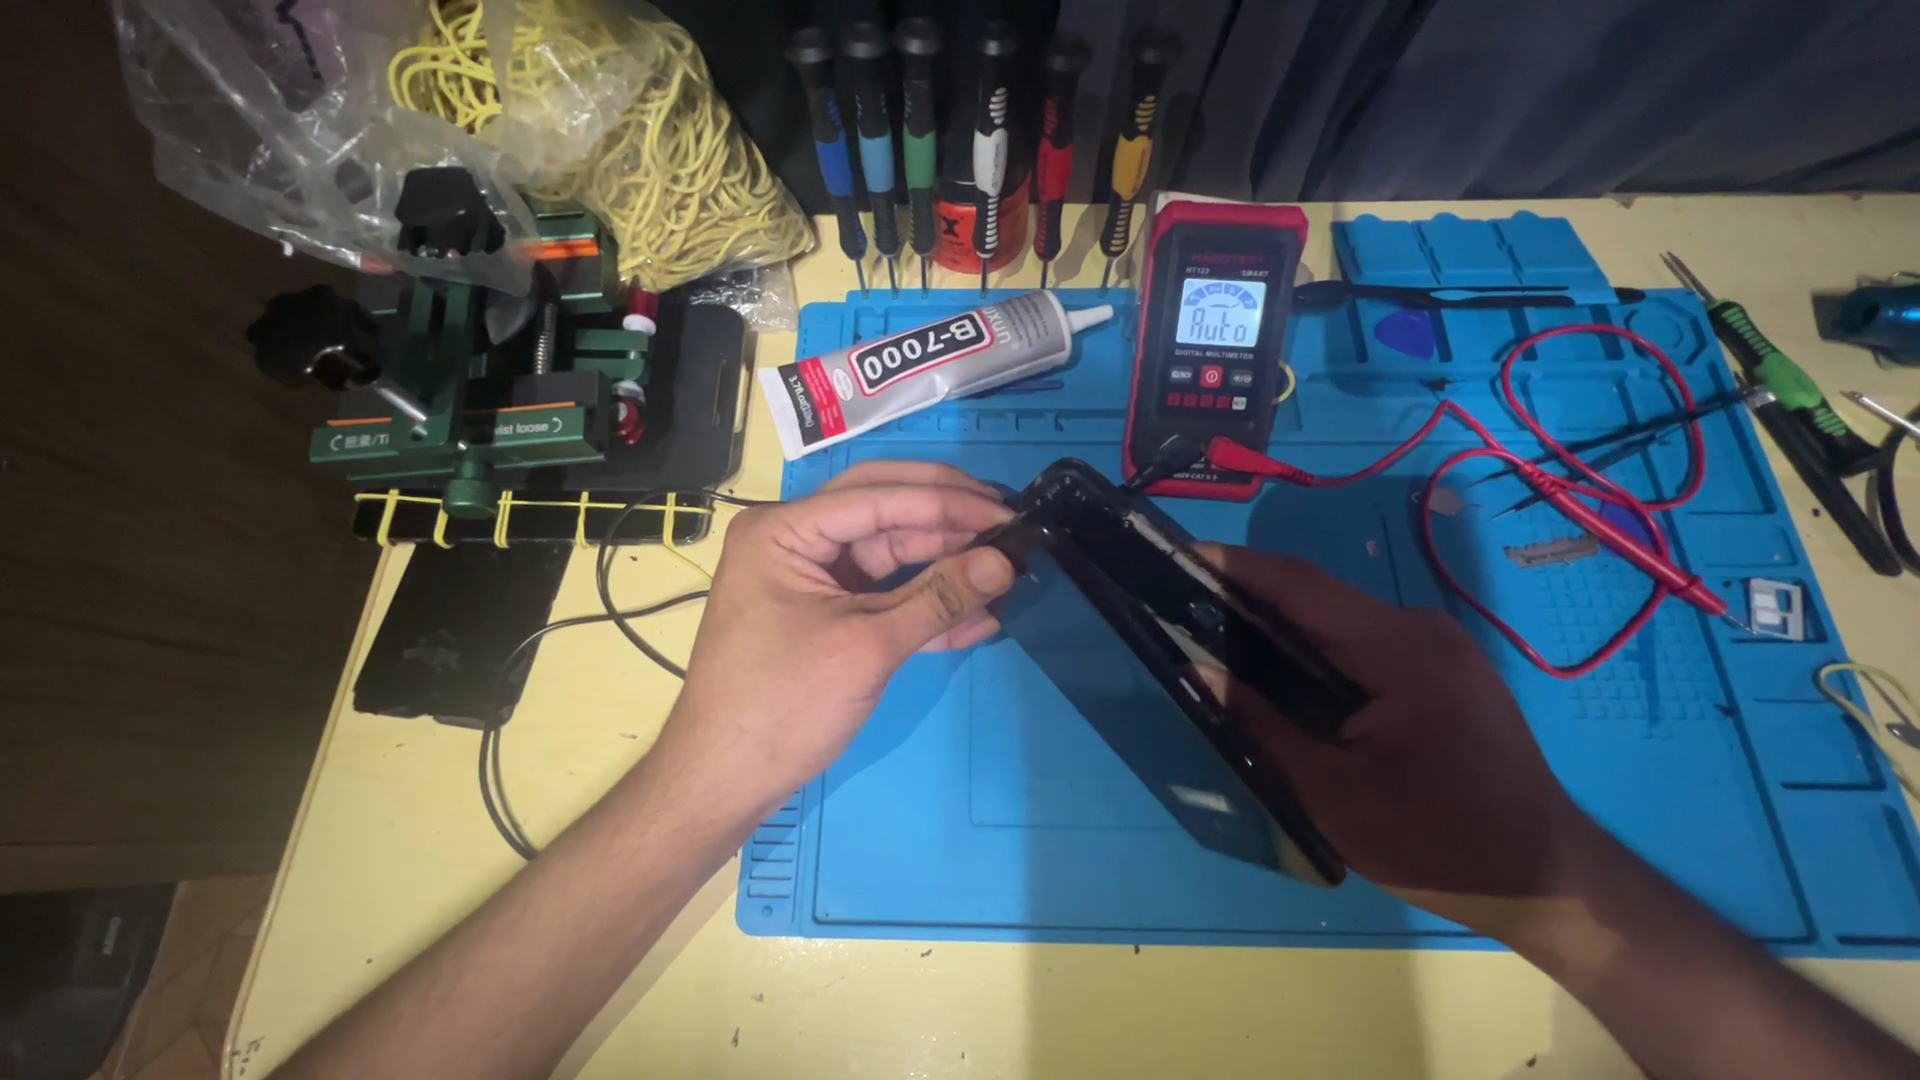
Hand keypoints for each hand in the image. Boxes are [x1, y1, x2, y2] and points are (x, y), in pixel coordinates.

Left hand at [652, 462, 1016, 821]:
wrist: (725, 781)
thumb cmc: (784, 705)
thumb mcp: (868, 645)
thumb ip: (940, 597)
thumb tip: (1007, 560)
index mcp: (785, 529)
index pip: (877, 497)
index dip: (947, 502)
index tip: (1006, 511)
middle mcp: (796, 540)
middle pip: (883, 509)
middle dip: (946, 514)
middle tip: (1005, 517)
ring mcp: (813, 578)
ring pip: (890, 552)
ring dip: (945, 561)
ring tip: (1004, 563)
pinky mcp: (829, 614)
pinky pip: (885, 595)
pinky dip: (927, 604)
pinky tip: (978, 613)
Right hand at [1193, 545, 1603, 936]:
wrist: (1548, 879)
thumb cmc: (1437, 842)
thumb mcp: (1332, 794)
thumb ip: (1261, 726)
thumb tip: (1198, 672)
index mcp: (1402, 652)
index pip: (1302, 587)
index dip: (1238, 566)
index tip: (1181, 554)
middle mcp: (1422, 630)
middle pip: (1318, 597)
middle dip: (1248, 594)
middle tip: (1184, 602)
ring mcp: (1436, 645)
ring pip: (1337, 618)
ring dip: (1278, 622)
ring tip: (1216, 632)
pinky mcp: (1439, 666)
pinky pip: (1359, 640)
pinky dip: (1310, 645)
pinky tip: (1276, 667)